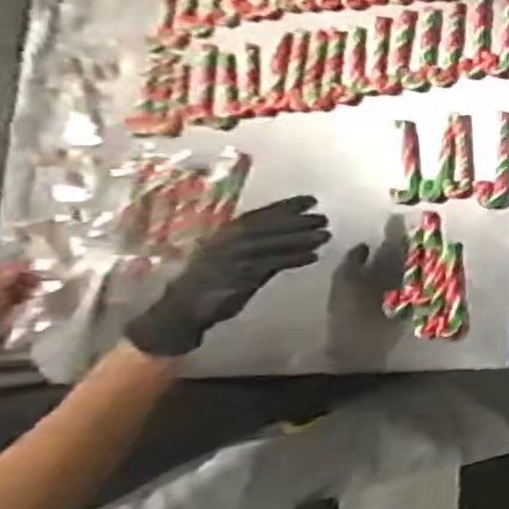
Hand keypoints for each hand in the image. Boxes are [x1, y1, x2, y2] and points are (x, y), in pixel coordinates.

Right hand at [125, 196, 330, 356]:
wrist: (183, 308)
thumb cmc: (208, 280)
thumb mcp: (227, 255)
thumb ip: (255, 245)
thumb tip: (292, 235)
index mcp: (224, 233)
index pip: (259, 214)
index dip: (286, 206)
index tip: (311, 200)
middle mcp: (229, 241)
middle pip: (270, 226)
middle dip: (298, 220)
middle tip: (323, 218)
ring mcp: (235, 258)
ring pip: (275, 243)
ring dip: (302, 238)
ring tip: (325, 236)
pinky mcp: (243, 276)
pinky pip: (275, 263)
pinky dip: (295, 259)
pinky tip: (313, 257)